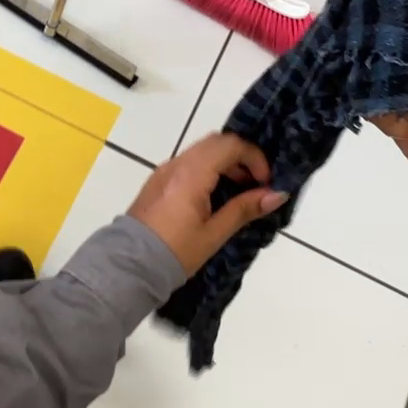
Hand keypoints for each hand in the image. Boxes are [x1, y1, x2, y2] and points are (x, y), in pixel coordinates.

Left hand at [128, 133, 289, 274]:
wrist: (130, 265)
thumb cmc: (176, 251)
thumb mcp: (214, 233)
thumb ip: (244, 209)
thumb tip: (277, 194)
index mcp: (191, 173)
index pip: (230, 145)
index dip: (254, 158)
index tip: (265, 183)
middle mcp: (176, 164)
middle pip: (216, 142)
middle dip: (240, 157)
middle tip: (255, 184)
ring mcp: (164, 170)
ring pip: (201, 151)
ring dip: (224, 163)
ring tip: (238, 193)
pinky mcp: (158, 180)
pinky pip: (188, 163)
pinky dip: (207, 169)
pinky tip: (214, 196)